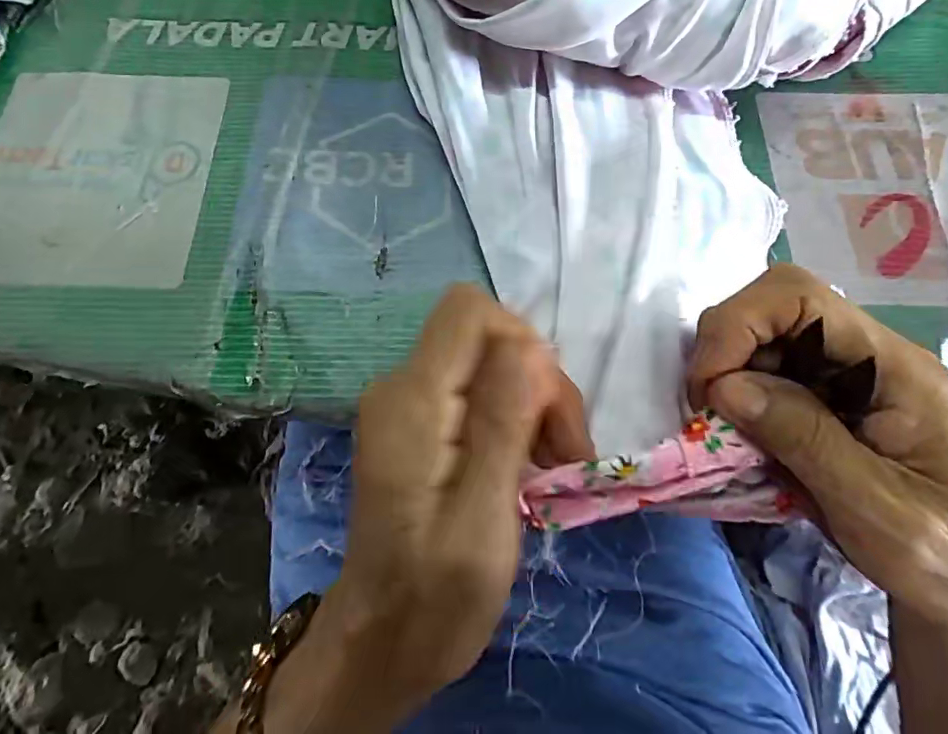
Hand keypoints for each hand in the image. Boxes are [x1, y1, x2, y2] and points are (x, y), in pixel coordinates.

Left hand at [254, 284, 592, 732]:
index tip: (550, 415)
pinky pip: (474, 390)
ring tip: (550, 469)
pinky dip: (511, 418)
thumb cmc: (436, 595)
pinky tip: (525, 467)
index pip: (469, 311)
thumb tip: (529, 344)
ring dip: (532, 404)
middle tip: (564, 456)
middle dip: (538, 383)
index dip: (523, 343)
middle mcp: (401, 385)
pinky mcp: (417, 422)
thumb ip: (501, 423)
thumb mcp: (482, 517)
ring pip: (487, 361)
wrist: (383, 637)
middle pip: (486, 336)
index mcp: (413, 399)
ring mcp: (406, 402)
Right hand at [685, 265, 947, 651]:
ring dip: (729, 375)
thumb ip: (806, 441)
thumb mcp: (882, 514)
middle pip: (776, 309)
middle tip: (706, 409)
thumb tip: (725, 385)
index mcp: (898, 371)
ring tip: (721, 429)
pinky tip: (742, 438)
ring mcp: (851, 378)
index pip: (802, 298)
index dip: (738, 324)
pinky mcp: (833, 402)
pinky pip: (769, 375)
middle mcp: (872, 358)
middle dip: (726, 348)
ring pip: (765, 340)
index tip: (709, 387)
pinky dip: (740, 398)